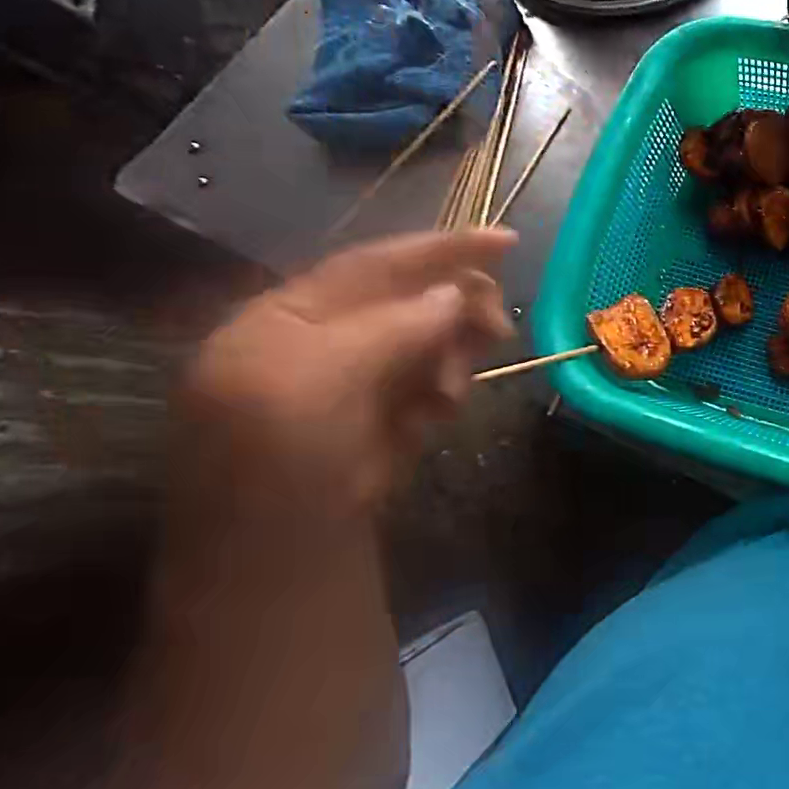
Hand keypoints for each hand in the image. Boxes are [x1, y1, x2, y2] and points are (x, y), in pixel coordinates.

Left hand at [177, 229, 516, 518]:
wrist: (280, 548)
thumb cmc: (282, 452)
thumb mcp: (325, 376)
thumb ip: (395, 326)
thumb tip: (457, 293)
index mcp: (293, 313)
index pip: (377, 264)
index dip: (442, 249)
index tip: (508, 240)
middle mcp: (331, 334)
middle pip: (415, 298)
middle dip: (457, 311)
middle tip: (498, 330)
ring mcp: (363, 374)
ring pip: (435, 339)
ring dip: (453, 358)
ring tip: (447, 395)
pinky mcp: (392, 409)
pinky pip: (438, 379)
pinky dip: (445, 393)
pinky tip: (434, 418)